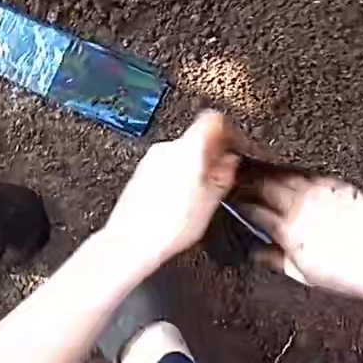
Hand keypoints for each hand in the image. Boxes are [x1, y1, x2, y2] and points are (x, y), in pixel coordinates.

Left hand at [99, 111, 244, 272]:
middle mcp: (167, 148)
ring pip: (180, 154)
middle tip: (220, 176)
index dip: (226, 130)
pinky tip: (179, 201)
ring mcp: (150, 160)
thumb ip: (224, 175)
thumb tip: (230, 161)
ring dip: (192, 168)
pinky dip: (176, 177)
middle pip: (195, 138)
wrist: (130, 243)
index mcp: (188, 149)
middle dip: (210, 155)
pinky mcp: (140, 174)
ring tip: (199, 195)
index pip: (212, 120)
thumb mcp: (210, 202)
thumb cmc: (168, 226)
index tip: (232, 145)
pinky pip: (165, 167)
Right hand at [236, 170, 362, 297]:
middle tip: (240, 177)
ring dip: (270, 172)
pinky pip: (311, 174)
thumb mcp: (303, 275)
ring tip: (259, 170)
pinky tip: (291, 173)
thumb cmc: (347, 274)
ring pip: (287, 175)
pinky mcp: (339, 187)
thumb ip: (275, 260)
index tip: (234, 199)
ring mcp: (321, 194)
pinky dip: (297, 172)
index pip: (255, 210)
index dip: (241, 203)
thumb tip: (257, 252)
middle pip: (266, 186)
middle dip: (250, 180)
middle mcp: (303, 208)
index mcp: (290, 231)